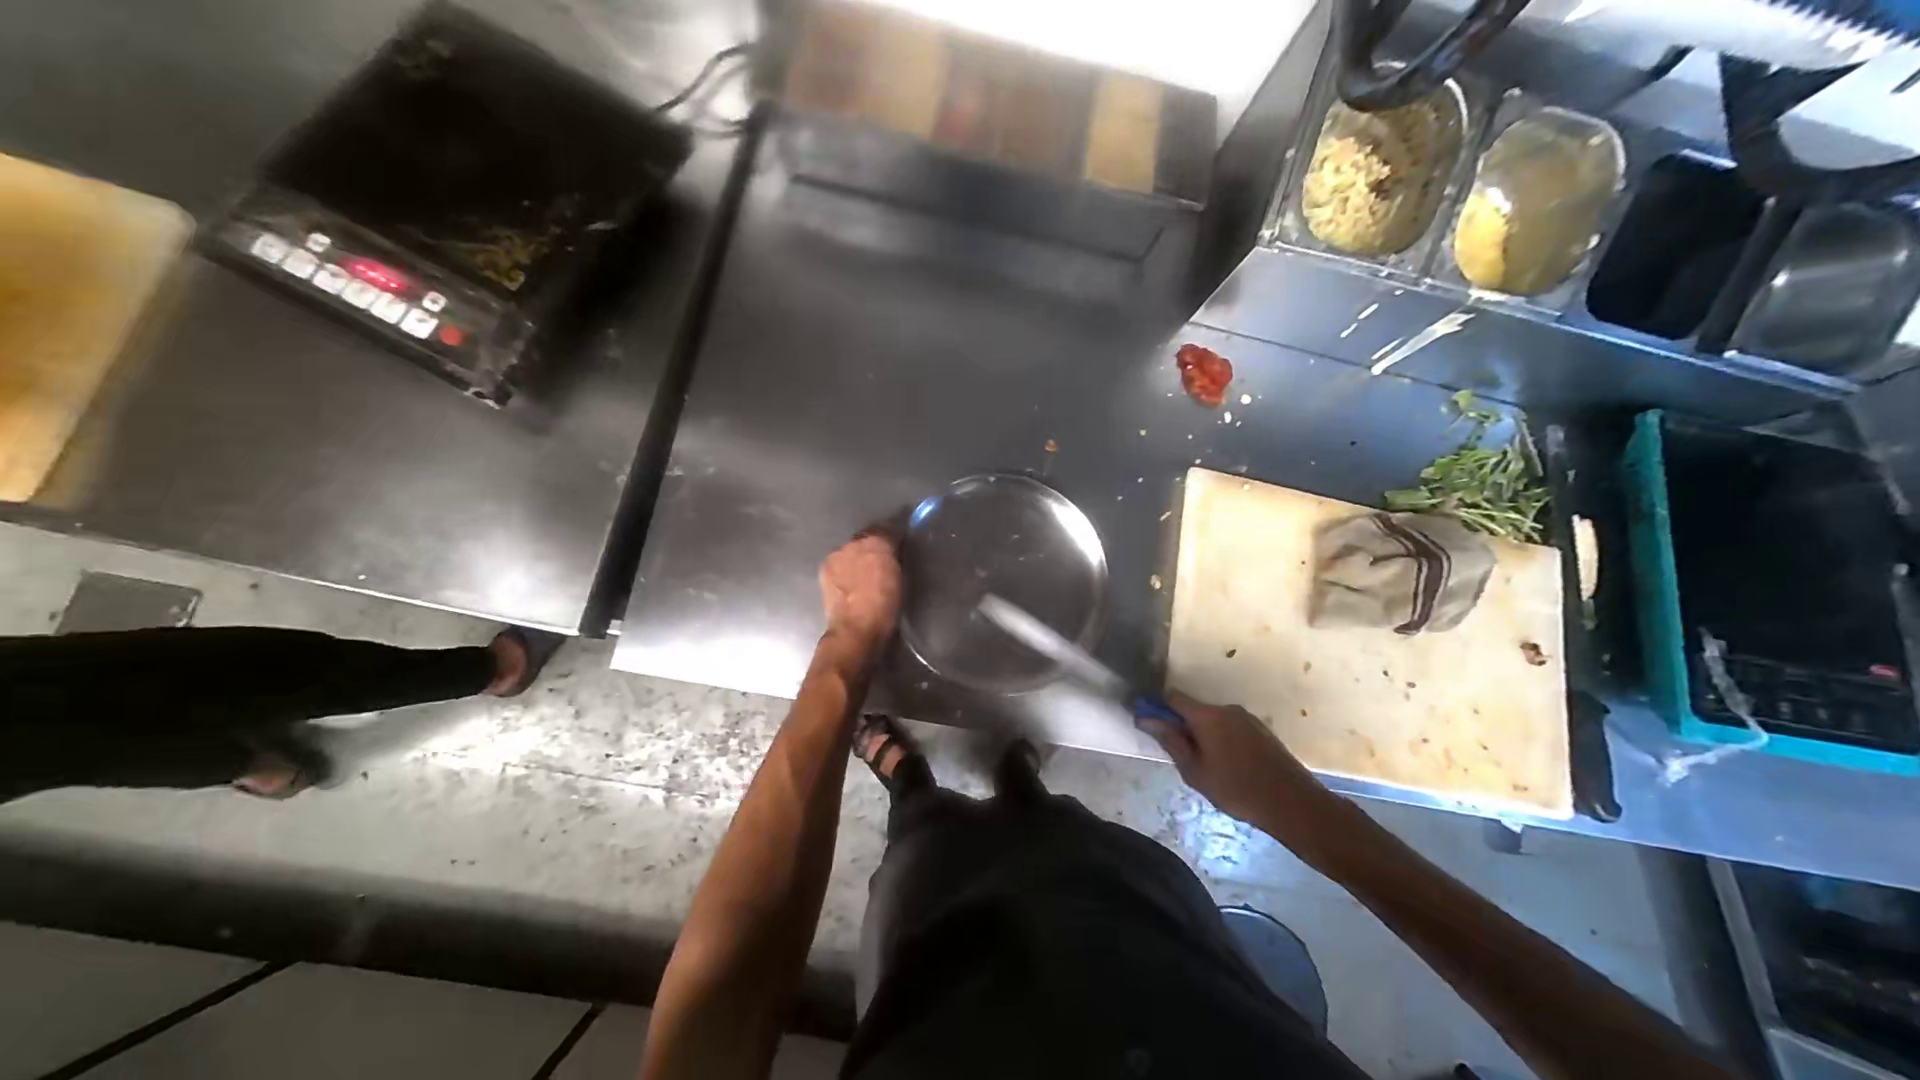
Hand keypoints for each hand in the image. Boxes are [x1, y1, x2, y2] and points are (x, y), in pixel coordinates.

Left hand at [819, 532, 901, 646]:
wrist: (855, 629)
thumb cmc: (885, 606)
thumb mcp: (899, 579)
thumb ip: (894, 557)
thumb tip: (893, 549)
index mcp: (878, 542)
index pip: (887, 530)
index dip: (893, 538)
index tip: (898, 546)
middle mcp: (854, 542)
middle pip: (866, 538)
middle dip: (873, 547)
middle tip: (881, 562)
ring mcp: (836, 555)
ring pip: (850, 550)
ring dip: (857, 557)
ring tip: (864, 574)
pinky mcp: (824, 570)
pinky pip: (839, 563)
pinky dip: (845, 569)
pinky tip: (850, 582)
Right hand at [1137, 692, 1346, 842]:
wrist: (1293, 804)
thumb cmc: (1237, 789)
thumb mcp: (1195, 771)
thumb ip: (1171, 741)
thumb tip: (1147, 719)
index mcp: (1207, 716)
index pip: (1173, 698)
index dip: (1158, 708)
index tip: (1150, 726)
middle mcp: (1227, 709)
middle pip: (1194, 710)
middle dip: (1183, 727)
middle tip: (1182, 758)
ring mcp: (1247, 719)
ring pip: (1213, 721)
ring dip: (1204, 736)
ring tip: (1209, 768)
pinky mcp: (1262, 731)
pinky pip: (1231, 728)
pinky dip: (1222, 741)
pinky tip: (1229, 768)